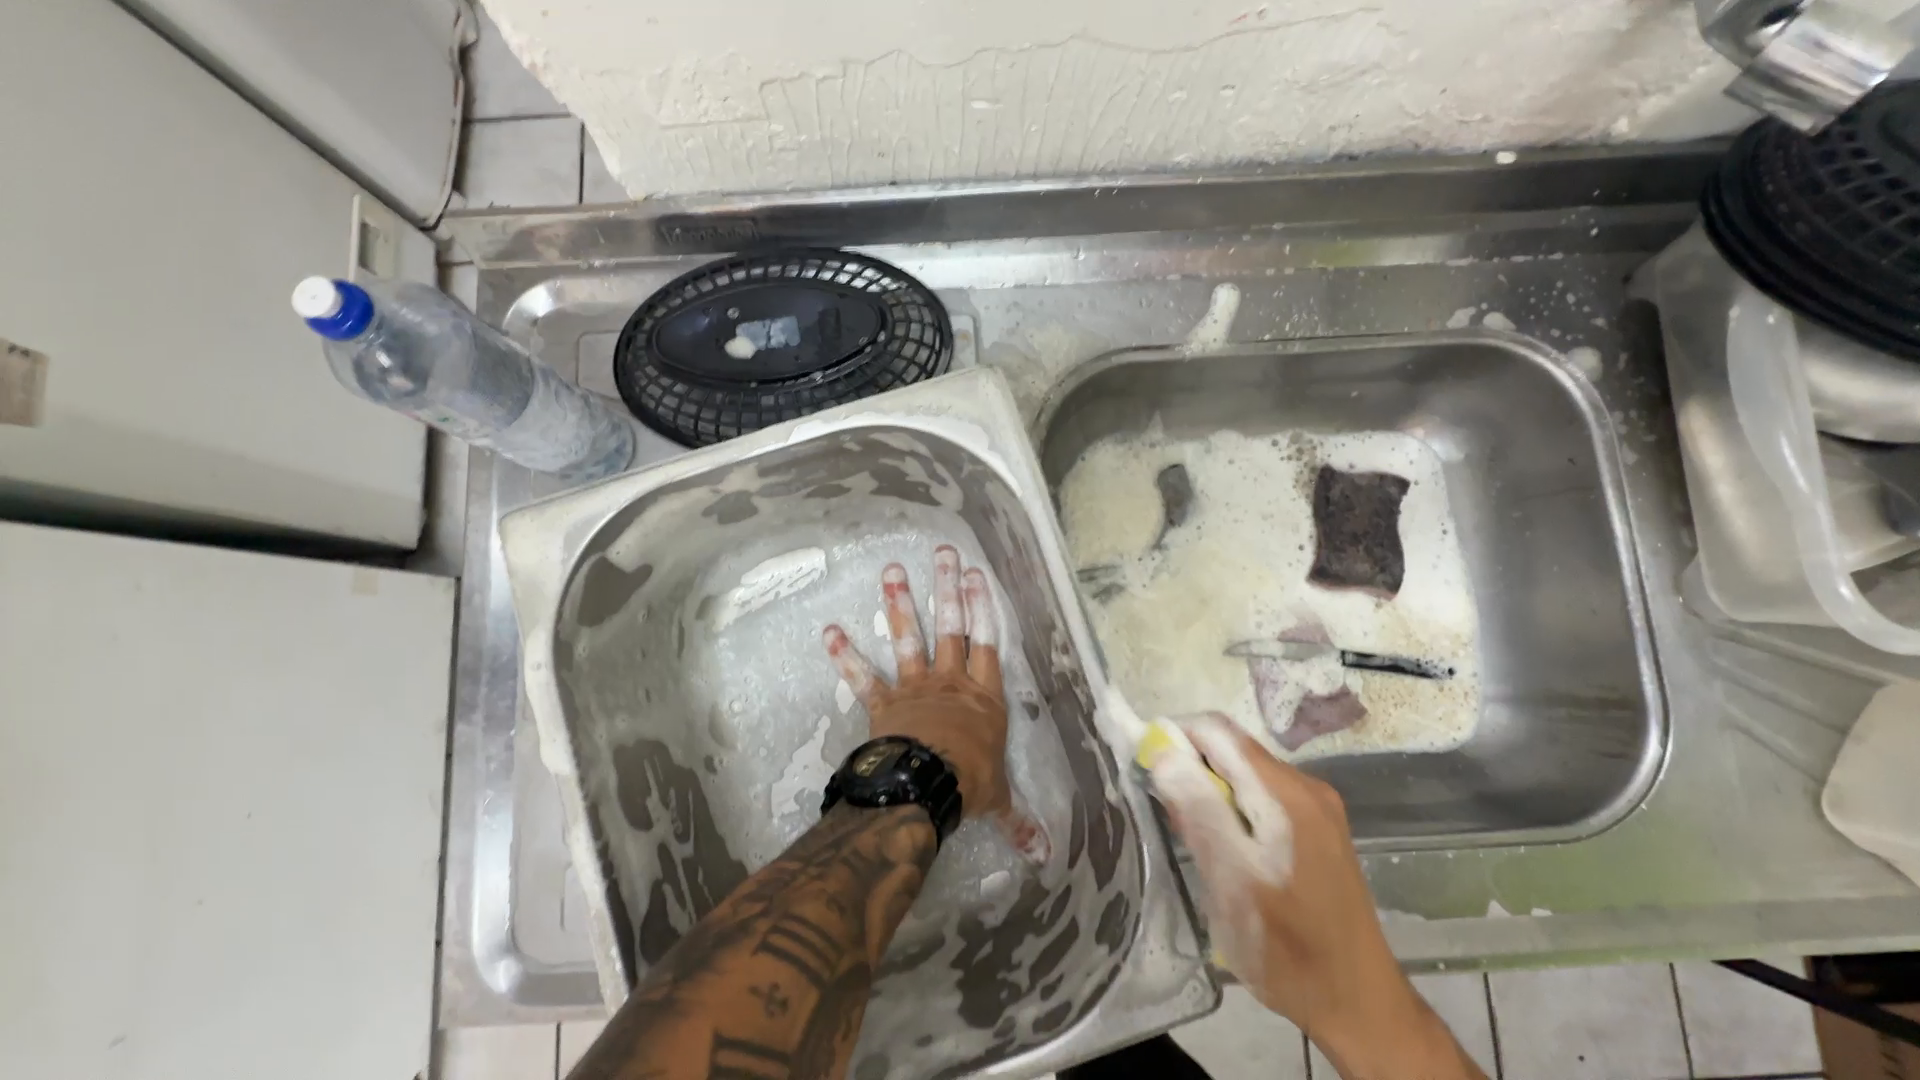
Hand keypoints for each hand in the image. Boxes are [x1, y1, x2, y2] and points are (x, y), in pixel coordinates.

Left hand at [822, 546, 1049, 862]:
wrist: (923, 787)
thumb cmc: (968, 785)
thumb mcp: (999, 800)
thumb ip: (1018, 818)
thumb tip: (1045, 853)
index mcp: (983, 698)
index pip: (987, 643)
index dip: (983, 608)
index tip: (977, 573)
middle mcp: (950, 682)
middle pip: (951, 626)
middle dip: (947, 588)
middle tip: (943, 553)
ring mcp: (914, 687)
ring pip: (909, 638)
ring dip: (898, 604)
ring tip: (891, 570)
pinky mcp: (883, 702)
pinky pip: (862, 677)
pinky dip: (845, 655)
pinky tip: (828, 631)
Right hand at [1142, 713, 1480, 1079]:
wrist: (1356, 1002)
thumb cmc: (1286, 947)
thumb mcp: (1232, 880)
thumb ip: (1199, 811)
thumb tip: (1164, 751)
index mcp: (1285, 792)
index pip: (1216, 729)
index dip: (1173, 739)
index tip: (1146, 775)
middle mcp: (1305, 786)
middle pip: (1231, 750)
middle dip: (1190, 772)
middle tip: (1172, 823)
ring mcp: (1316, 809)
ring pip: (1244, 775)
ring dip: (1210, 795)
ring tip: (1196, 845)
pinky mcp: (1318, 831)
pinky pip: (1262, 799)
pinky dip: (1233, 812)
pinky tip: (1226, 855)